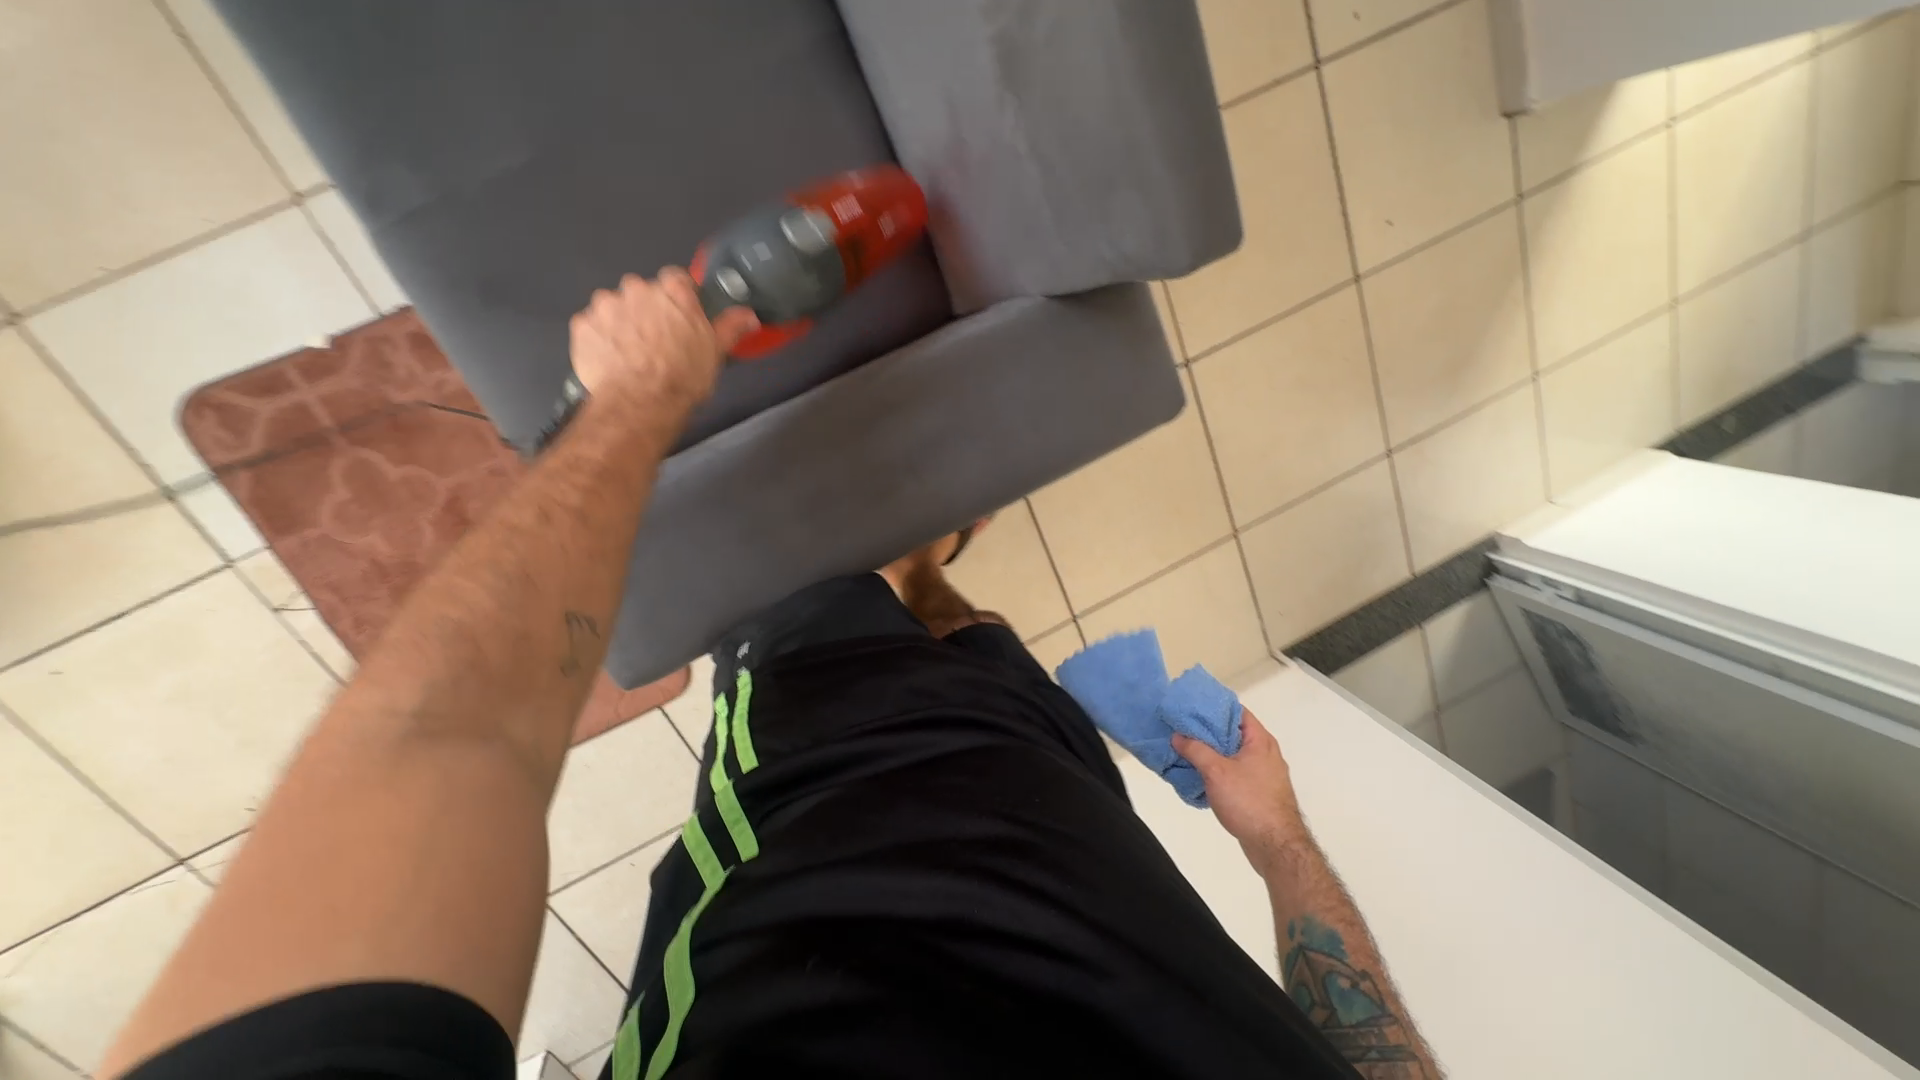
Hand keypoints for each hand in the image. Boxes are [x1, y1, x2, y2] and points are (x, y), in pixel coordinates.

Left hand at [568, 268, 758, 416]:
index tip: (682, 316)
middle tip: (657, 340)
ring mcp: (605, 306)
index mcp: (672, 291)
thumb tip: (750, 315)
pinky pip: (592, 326)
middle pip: (641, 292)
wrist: (641, 402)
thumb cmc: (684, 375)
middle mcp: (636, 289)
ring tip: (631, 352)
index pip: (676, 278)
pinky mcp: (582, 326)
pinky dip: (600, 338)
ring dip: (621, 322)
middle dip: (648, 310)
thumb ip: (730, 327)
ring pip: (614, 307)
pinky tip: (611, 359)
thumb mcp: (716, 352)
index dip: (679, 296)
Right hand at [1174, 709, 1309, 871]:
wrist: (1275, 845)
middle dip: (1207, 732)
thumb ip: (1195, 750)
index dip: (1213, 706)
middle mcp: (1265, 753)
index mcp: (1260, 740)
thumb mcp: (1216, 771)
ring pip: (1233, 756)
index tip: (1190, 707)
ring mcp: (1264, 775)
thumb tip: (1178, 735)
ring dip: (1211, 754)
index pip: (1236, 711)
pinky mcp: (1259, 793)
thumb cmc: (1249, 801)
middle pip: (1233, 734)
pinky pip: (1235, 774)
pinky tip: (1199, 777)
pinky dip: (1218, 772)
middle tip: (1181, 729)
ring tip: (1185, 751)